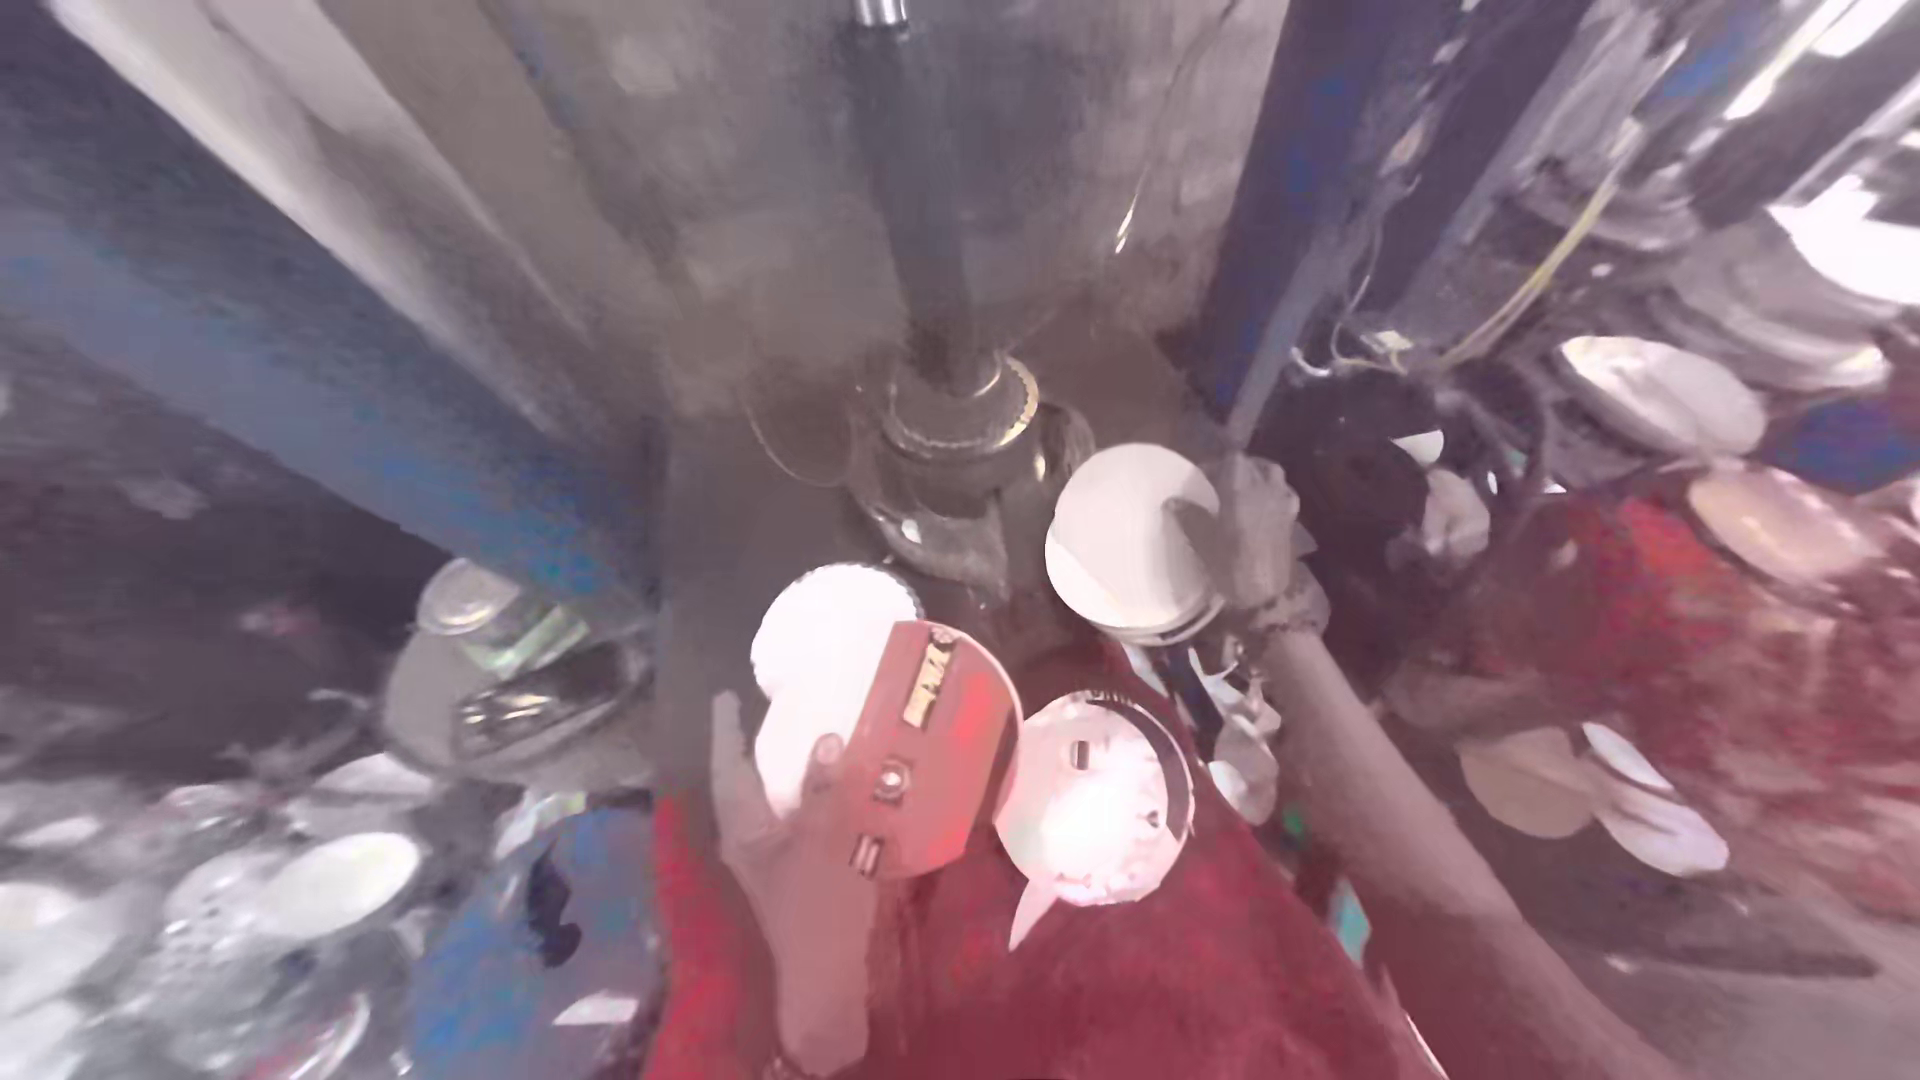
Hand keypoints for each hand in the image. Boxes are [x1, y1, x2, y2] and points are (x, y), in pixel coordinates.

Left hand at [710, 691, 875, 1075]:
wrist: (825, 979)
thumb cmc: (819, 906)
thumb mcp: (825, 842)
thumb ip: (824, 790)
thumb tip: (825, 739)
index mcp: (745, 830)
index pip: (729, 768)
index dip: (726, 731)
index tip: (724, 696)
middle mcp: (747, 839)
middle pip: (742, 781)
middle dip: (749, 746)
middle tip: (765, 710)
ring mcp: (767, 856)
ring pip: (766, 798)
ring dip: (777, 767)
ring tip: (796, 734)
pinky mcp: (789, 868)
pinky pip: (790, 814)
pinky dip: (801, 790)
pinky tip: (827, 780)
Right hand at [1166, 453, 1313, 633]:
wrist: (1268, 597)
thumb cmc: (1232, 567)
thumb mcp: (1204, 543)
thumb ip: (1189, 517)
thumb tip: (1172, 501)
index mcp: (1242, 490)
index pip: (1232, 459)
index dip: (1215, 463)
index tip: (1200, 475)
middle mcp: (1266, 489)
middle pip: (1253, 464)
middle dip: (1235, 467)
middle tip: (1218, 481)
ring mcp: (1283, 502)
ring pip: (1272, 474)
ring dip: (1256, 475)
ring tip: (1240, 489)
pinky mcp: (1292, 518)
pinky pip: (1282, 491)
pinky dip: (1270, 491)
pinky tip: (1259, 506)